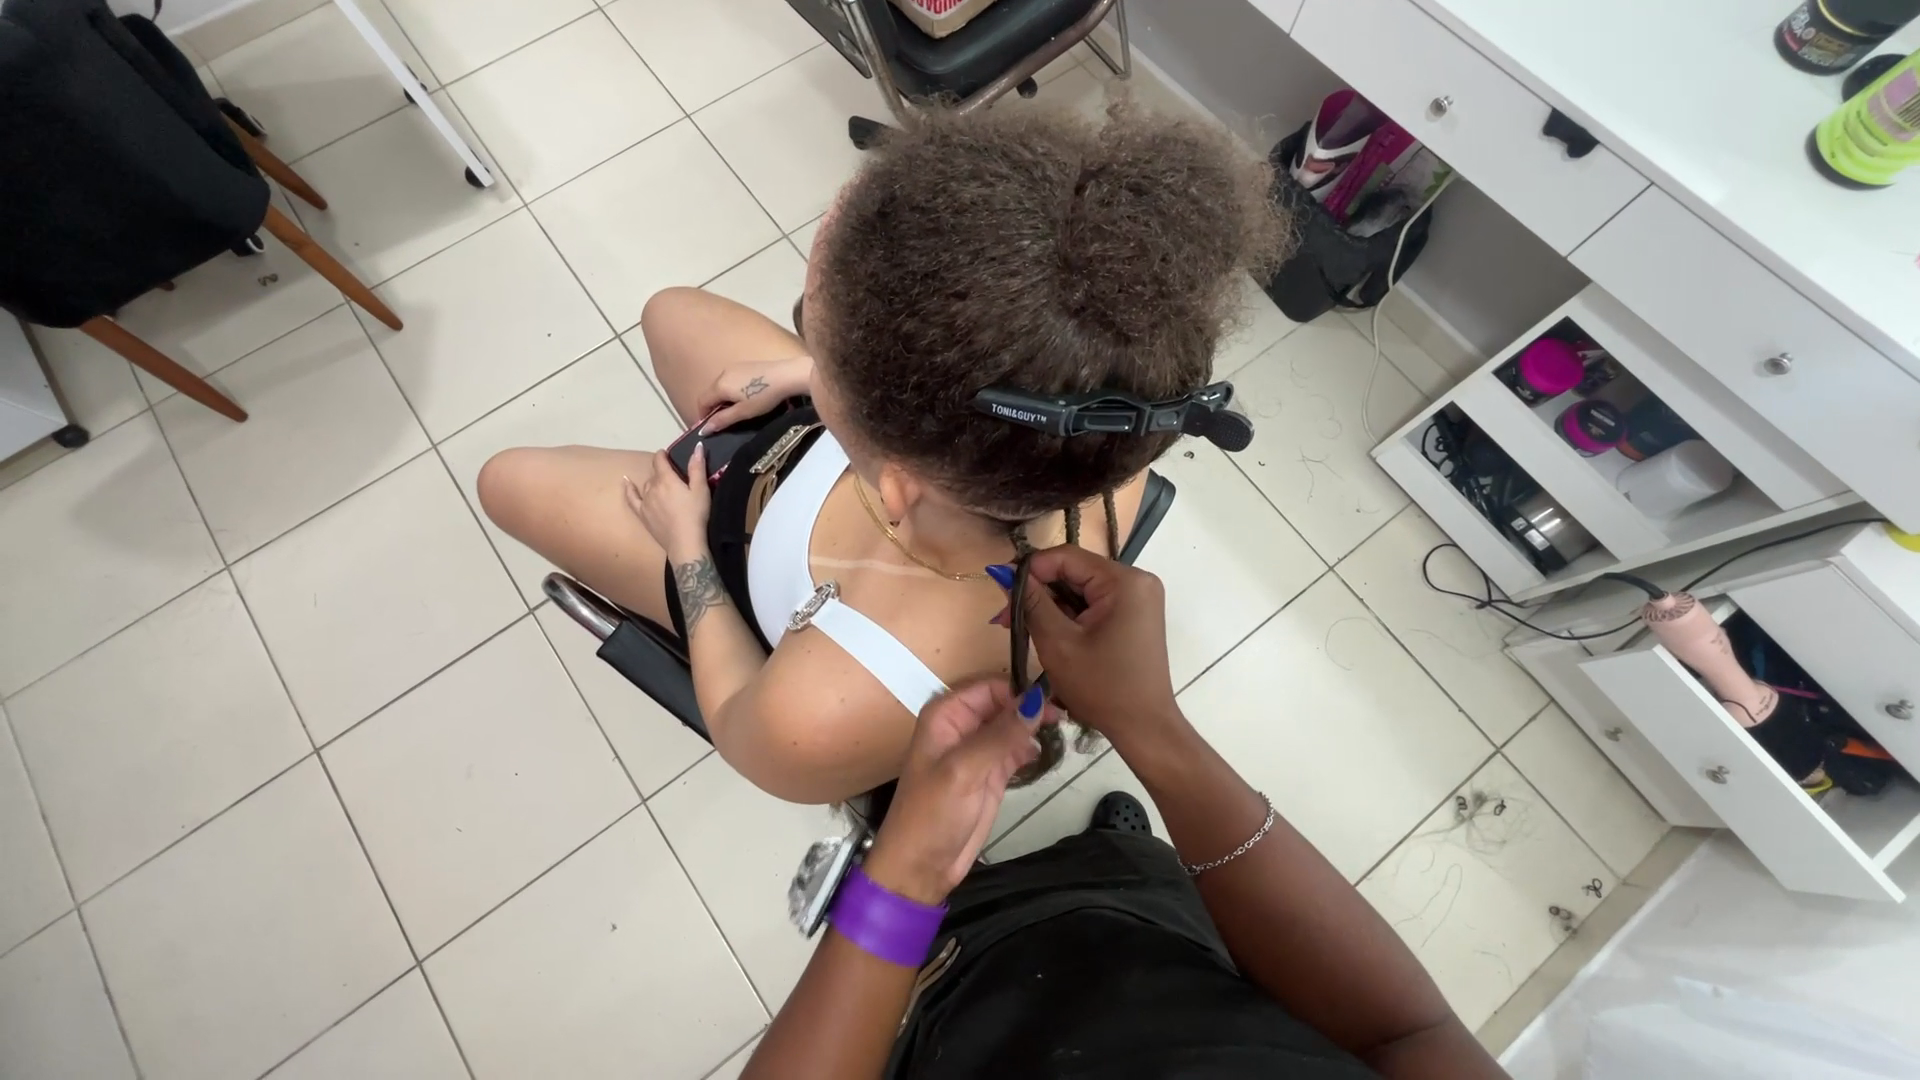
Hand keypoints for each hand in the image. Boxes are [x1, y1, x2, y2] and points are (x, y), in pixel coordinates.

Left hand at [623, 445, 711, 561]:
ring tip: (662, 484)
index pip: (660, 461)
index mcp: (667, 479)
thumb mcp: (701, 489)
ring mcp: (645, 502)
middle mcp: (652, 487)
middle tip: (674, 476)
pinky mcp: (642, 515)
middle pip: (654, 474)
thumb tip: (697, 446)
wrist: (685, 542)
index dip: (662, 455)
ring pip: (646, 485)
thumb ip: (697, 467)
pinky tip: (626, 483)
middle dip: (662, 471)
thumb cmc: (696, 514)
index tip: (666, 453)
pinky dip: (628, 489)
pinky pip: (631, 498)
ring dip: (653, 482)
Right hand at [696, 356, 811, 432]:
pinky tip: (745, 397)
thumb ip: (723, 420)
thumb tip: (704, 429)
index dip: (702, 415)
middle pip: (711, 392)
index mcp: (719, 385)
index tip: (709, 427)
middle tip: (723, 421)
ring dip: (723, 398)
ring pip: (721, 385)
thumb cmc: (764, 396)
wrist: (787, 376)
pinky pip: (731, 379)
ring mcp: (734, 367)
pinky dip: (732, 390)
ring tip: (735, 410)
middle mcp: (722, 373)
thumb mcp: (743, 412)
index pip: (701, 401)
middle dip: (713, 407)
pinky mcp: (745, 365)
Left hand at [861, 678, 1049, 905]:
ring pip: (1012, 724)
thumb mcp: (965, 770)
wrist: (921, 866)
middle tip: (1064, 715)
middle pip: (1003, 703)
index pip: (989, 687)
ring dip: (1034, 726)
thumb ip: (1001, 735)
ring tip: (1061, 730)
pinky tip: (1044, 752)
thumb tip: (1037, 702)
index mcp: (946, 714)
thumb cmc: (931, 813)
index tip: (1053, 700)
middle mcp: (961, 725)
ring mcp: (977, 749)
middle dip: (1031, 707)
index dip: (1019, 692)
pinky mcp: (991, 772)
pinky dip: (1030, 747)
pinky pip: (1015, 748)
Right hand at [1015, 545, 1179, 747]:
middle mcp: (1136, 580)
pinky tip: (1049, 633)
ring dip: (1051, 606)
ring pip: (1081, 589)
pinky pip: (1094, 603)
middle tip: (1006, 619)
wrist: (1144, 727)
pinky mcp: (1134, 614)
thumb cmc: (1101, 687)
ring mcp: (1138, 598)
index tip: (1001, 592)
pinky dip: (1069, 615)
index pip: (1066, 557)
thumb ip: (1030, 601)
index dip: (1030, 570)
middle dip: (1038, 592)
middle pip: (1074, 571)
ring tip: (1022, 629)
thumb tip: (1002, 571)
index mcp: (1124, 581)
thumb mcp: (1058, 642)